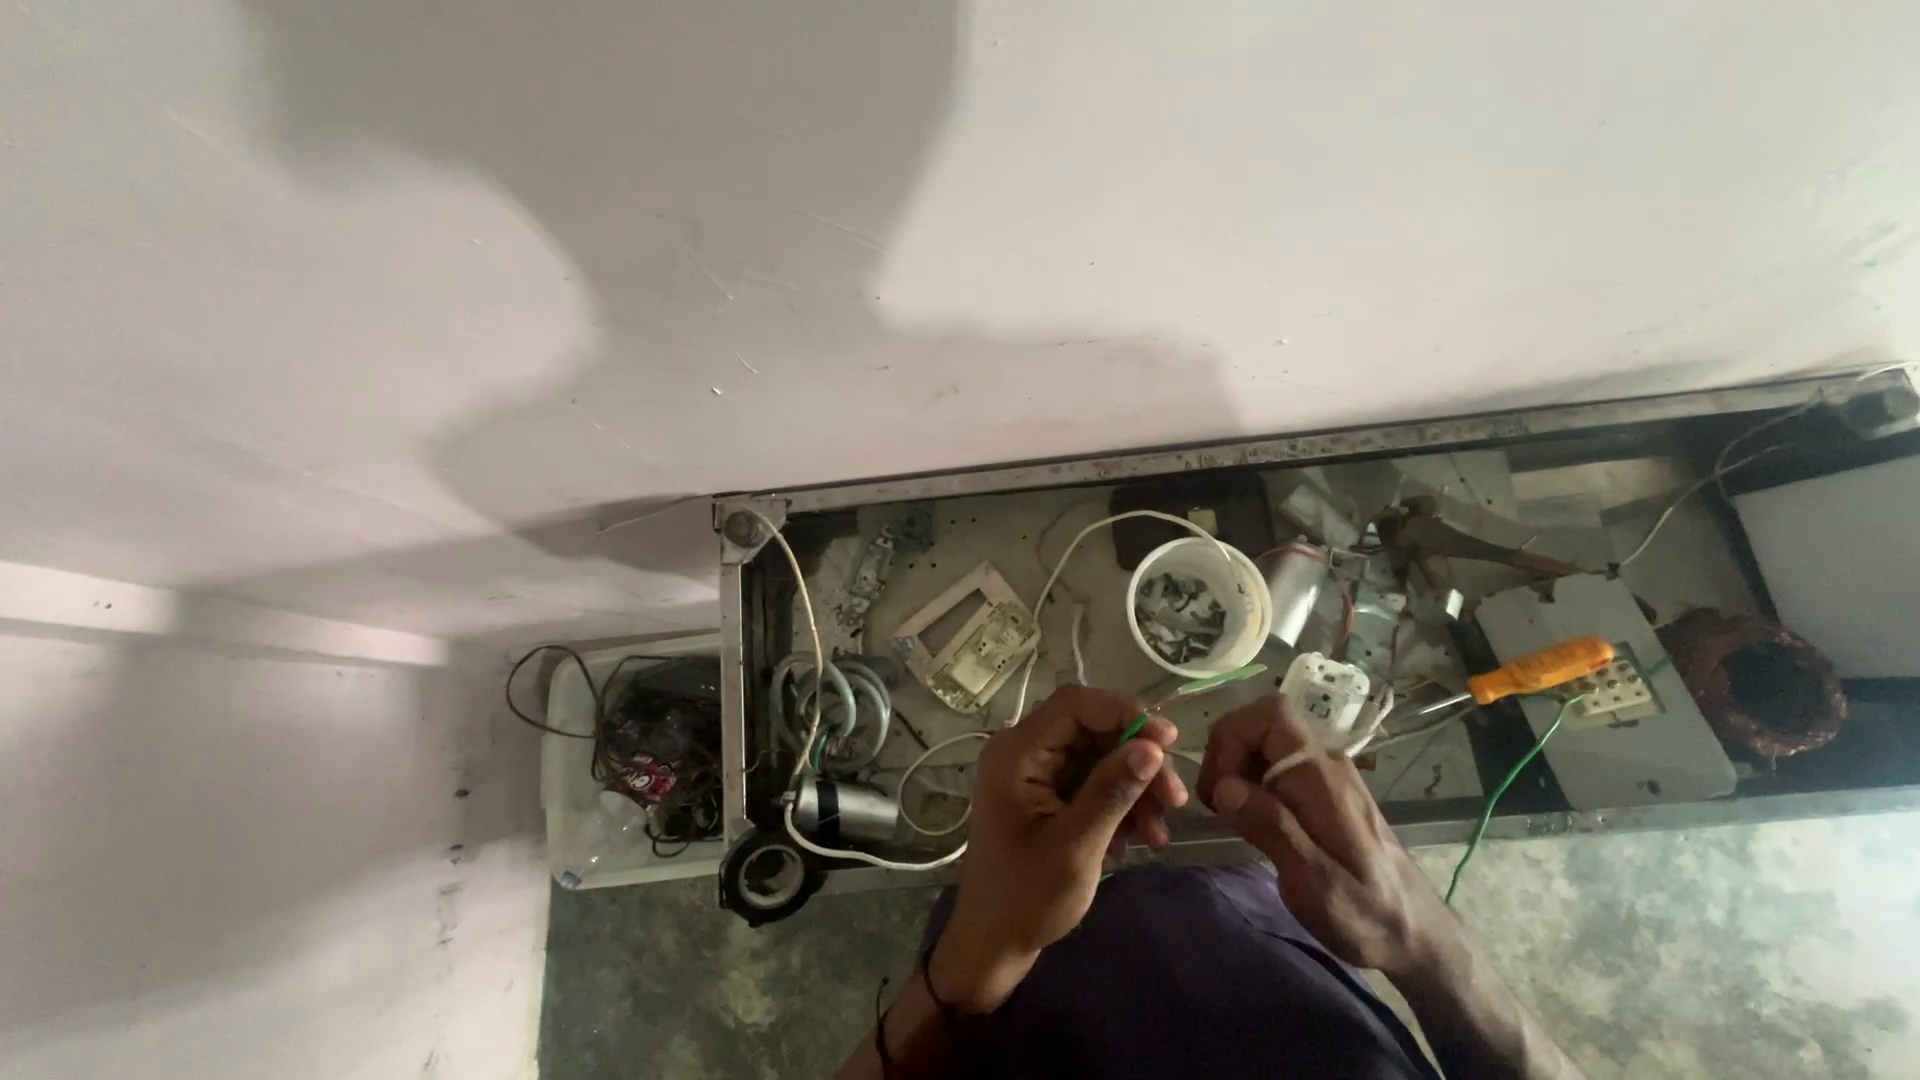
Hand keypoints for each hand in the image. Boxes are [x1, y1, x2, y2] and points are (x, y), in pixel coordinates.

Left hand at [928, 685, 1187, 1011]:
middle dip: (1138, 760)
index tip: (1169, 742)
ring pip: (1099, 757)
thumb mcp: (1077, 845)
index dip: (1124, 713)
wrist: (994, 943)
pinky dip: (1120, 804)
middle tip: (1174, 799)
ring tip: (1159, 832)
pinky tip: (1140, 839)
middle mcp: (1022, 751)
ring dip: (1136, 787)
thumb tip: (1152, 746)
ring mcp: (1034, 773)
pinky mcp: (1047, 795)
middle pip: (1092, 730)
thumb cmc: (1027, 897)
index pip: (1075, 704)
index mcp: (1016, 752)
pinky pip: (1092, 781)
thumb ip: (1112, 791)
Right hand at [1198, 694, 1462, 980]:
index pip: (1272, 714)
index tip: (1221, 786)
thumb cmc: (1367, 914)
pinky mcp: (1324, 793)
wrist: (1419, 936)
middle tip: (1216, 804)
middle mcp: (1326, 765)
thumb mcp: (1314, 883)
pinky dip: (1252, 784)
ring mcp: (1326, 777)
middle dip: (1226, 754)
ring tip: (1230, 817)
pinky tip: (1252, 822)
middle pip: (1262, 724)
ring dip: (1236, 770)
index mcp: (1322, 779)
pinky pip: (1277, 767)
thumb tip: (1225, 786)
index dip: (1233, 736)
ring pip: (1266, 745)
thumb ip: (1272, 828)